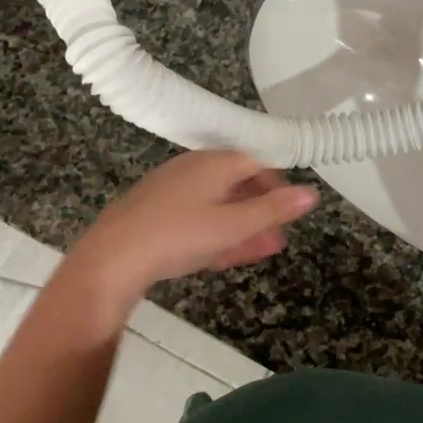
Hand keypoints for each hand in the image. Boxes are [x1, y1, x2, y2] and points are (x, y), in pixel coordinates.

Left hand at [56, 150, 317, 312]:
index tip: (291, 208)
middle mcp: (191, 170)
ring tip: (261, 249)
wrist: (110, 261)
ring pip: (216, 205)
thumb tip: (312, 193)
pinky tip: (225, 256)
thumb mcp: (232, 225)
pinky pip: (195, 219)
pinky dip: (215, 233)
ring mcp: (170, 192)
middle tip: (279, 235)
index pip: (256, 161)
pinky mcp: (155, 215)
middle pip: (236, 184)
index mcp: (213, 163)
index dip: (278, 184)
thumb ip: (273, 210)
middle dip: (260, 209)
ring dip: (241, 226)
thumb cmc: (175, 236)